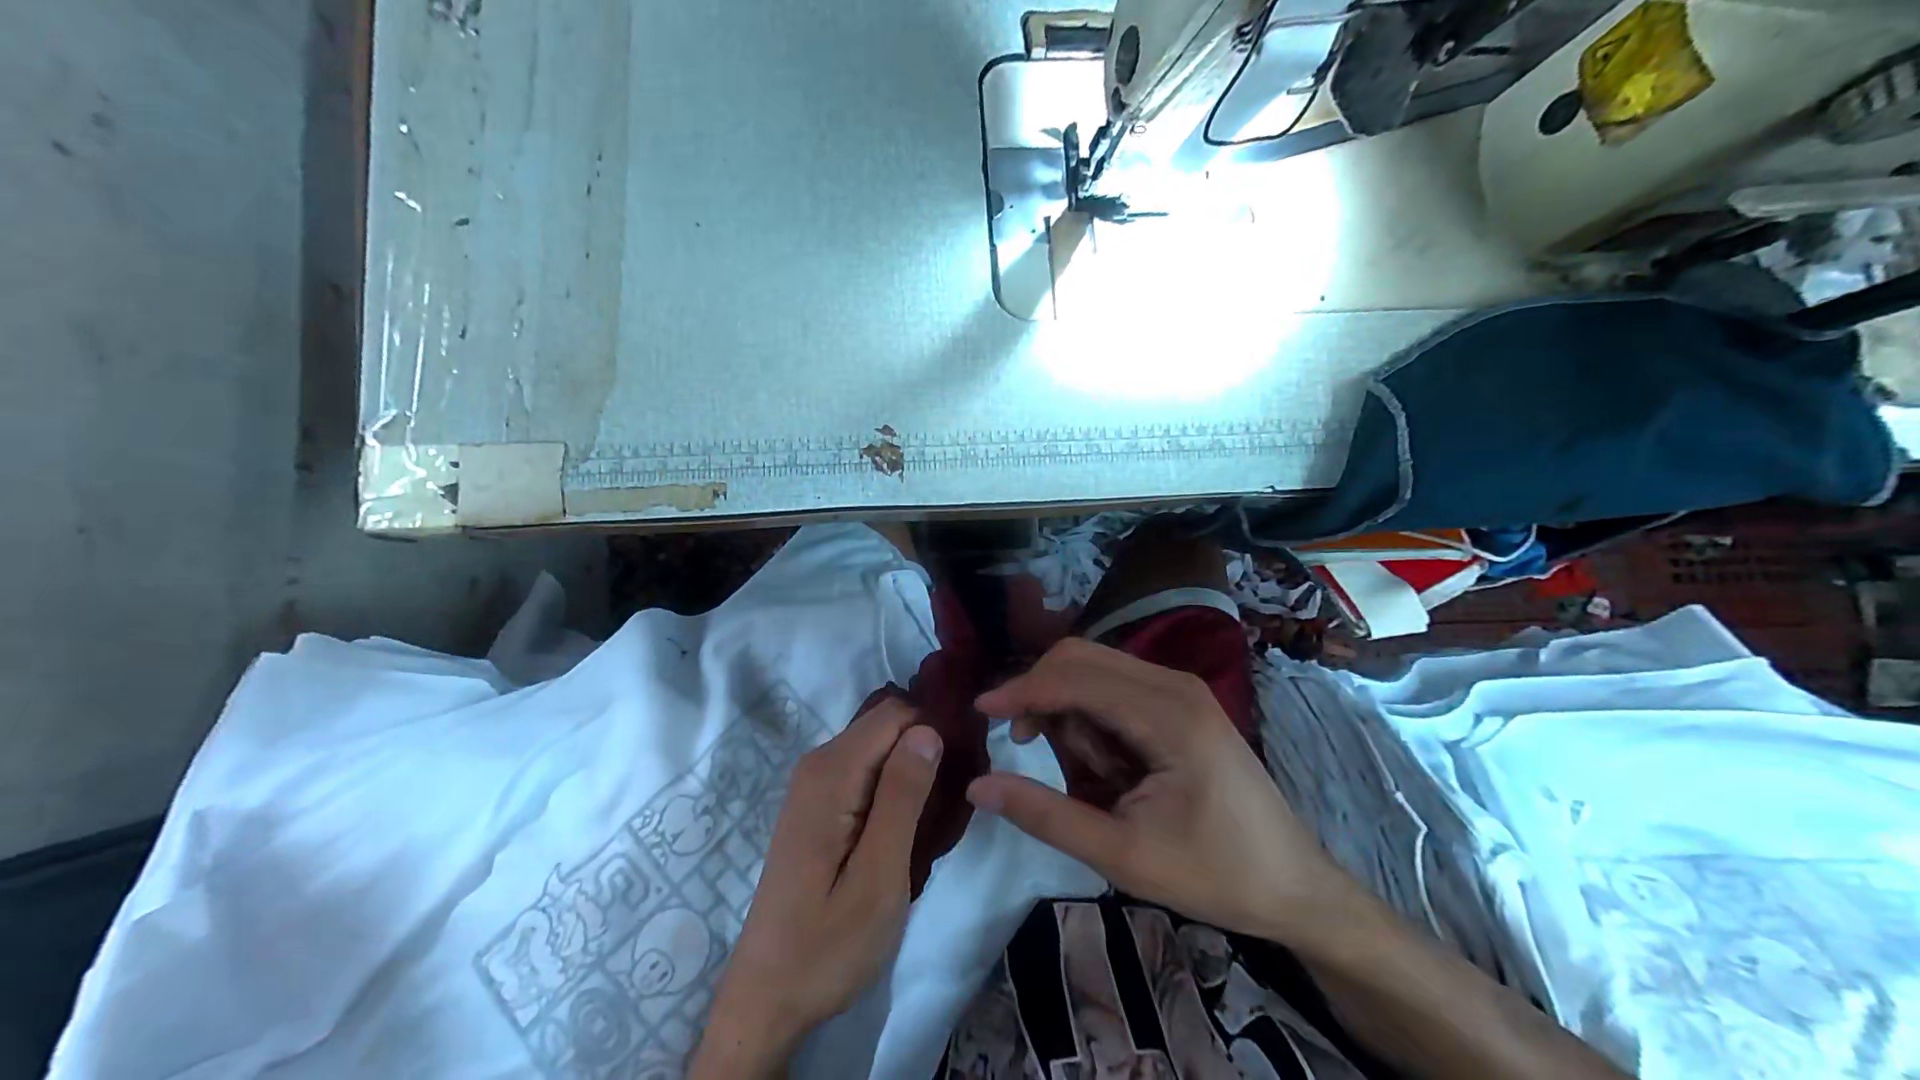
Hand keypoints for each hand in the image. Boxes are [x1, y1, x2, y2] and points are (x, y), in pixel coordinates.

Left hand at [690, 700, 942, 1078]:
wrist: (769, 996)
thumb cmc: (828, 945)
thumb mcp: (878, 876)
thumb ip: (902, 797)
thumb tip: (928, 730)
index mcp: (830, 775)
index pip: (894, 714)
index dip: (934, 728)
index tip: (968, 765)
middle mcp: (817, 766)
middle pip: (884, 726)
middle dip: (925, 745)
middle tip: (957, 796)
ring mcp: (813, 786)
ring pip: (877, 747)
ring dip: (912, 767)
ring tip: (941, 811)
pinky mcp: (817, 807)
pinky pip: (865, 771)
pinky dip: (894, 785)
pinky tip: (912, 821)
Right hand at [966, 638, 1361, 943]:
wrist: (1295, 887)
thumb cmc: (1214, 874)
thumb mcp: (1121, 856)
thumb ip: (1046, 815)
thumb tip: (978, 785)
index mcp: (1168, 715)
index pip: (1075, 677)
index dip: (1022, 690)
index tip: (980, 713)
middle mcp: (1175, 684)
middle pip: (1082, 658)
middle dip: (1043, 695)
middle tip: (1025, 746)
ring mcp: (1182, 690)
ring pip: (1096, 672)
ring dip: (1072, 714)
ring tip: (1092, 779)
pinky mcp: (1183, 704)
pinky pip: (1117, 689)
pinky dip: (1094, 719)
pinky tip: (1109, 767)